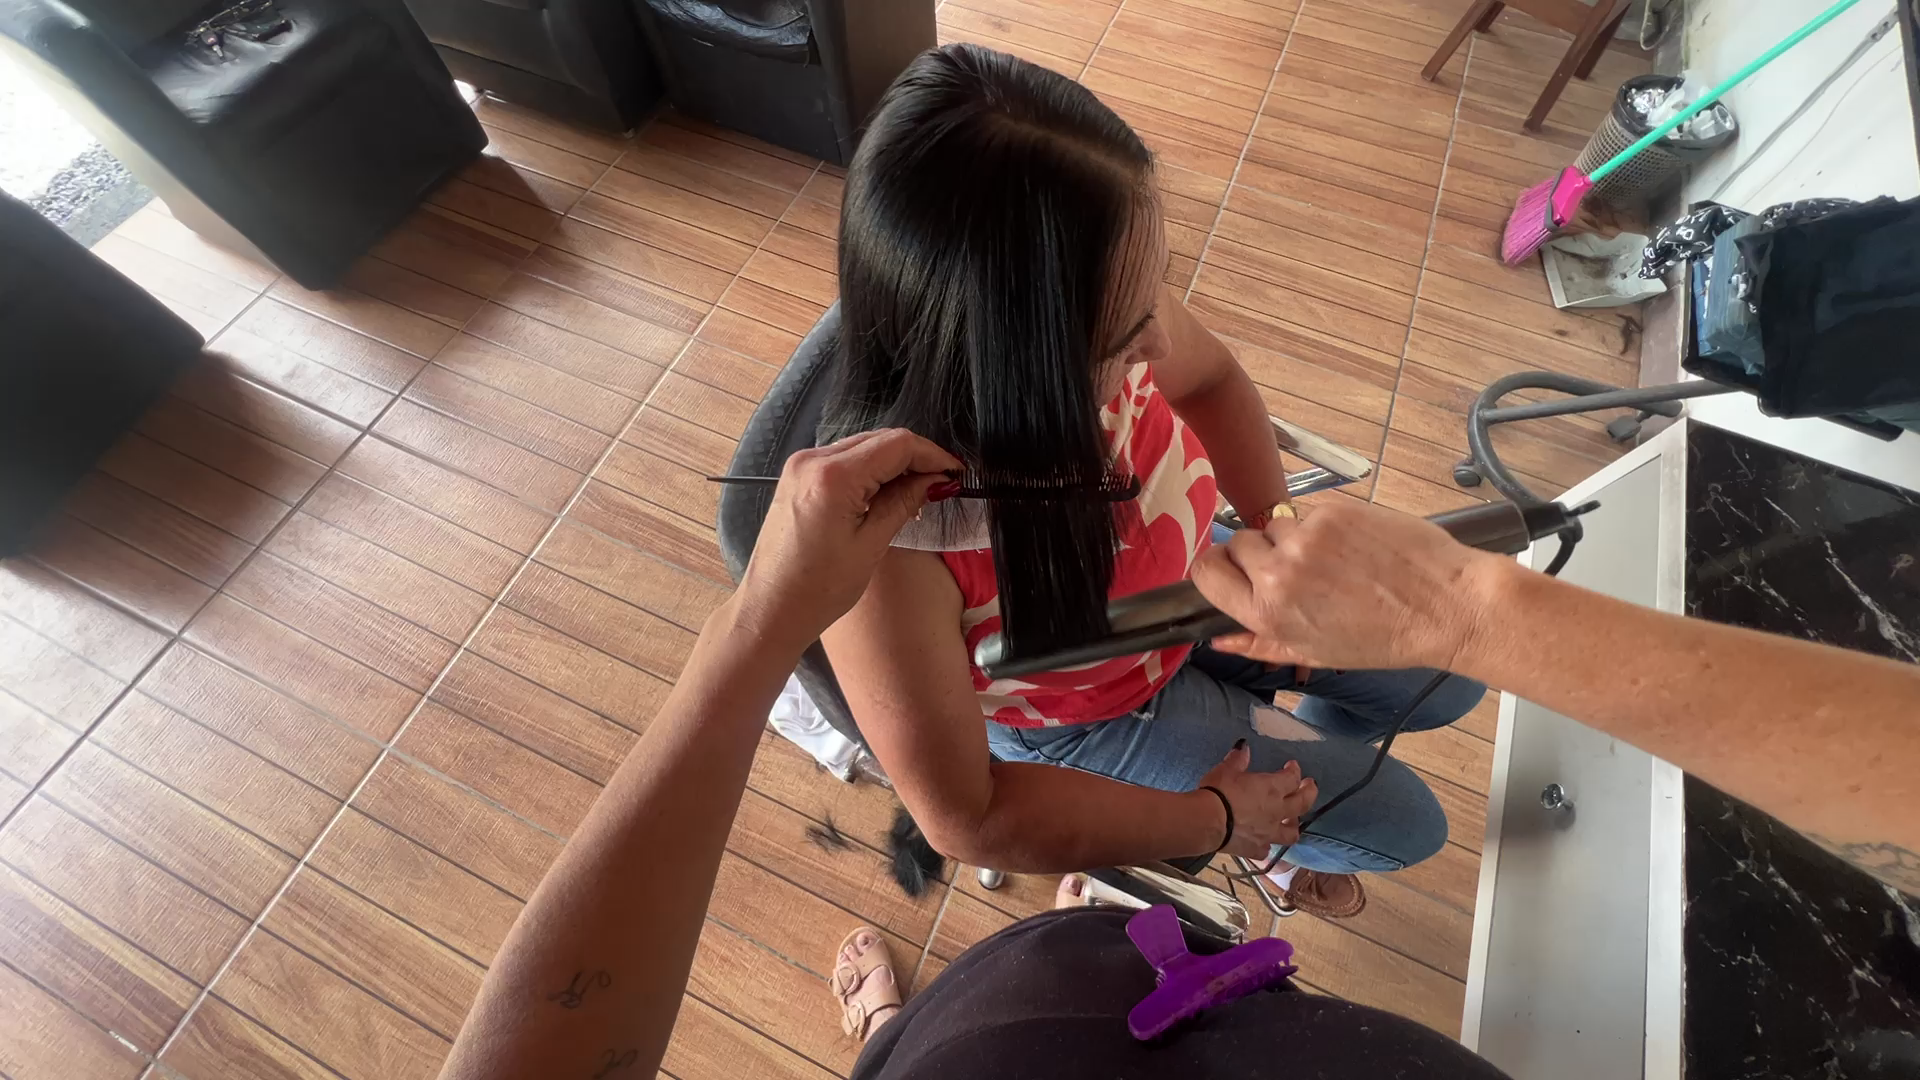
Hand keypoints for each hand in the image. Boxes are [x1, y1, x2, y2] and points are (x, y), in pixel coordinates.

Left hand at [733, 429, 962, 649]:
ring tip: (918, 491)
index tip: (955, 472)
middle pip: (880, 439)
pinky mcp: (798, 476)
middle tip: (942, 483)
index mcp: (833, 477)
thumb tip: (936, 481)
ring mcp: (801, 465)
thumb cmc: (818, 588)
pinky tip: (887, 492)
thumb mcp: (871, 545)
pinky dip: (871, 469)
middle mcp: (813, 460)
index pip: (897, 445)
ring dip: (894, 462)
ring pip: (863, 446)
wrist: (771, 608)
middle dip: (915, 457)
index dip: (932, 455)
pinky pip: (844, 459)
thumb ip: (904, 503)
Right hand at [1192, 500, 1498, 671]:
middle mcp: (1278, 572)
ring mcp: (1305, 536)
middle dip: (1257, 555)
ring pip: (1273, 526)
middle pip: (1235, 544)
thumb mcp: (1314, 653)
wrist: (1449, 606)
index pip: (1205, 571)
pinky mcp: (1332, 510)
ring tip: (1330, 560)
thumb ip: (1258, 644)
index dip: (1214, 569)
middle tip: (1293, 570)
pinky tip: (1350, 546)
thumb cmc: (1385, 637)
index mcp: (1266, 612)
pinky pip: (1306, 512)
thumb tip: (1219, 639)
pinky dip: (1322, 526)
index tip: (1231, 571)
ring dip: (1291, 539)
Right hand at [1198, 744, 1316, 858]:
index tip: (1293, 765)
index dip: (1294, 770)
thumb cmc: (1219, 791)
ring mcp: (1269, 833)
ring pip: (1291, 833)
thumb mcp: (1226, 769)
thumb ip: (1238, 759)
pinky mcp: (1257, 849)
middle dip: (1309, 793)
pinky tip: (1262, 841)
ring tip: (1292, 820)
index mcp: (1272, 788)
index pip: (1291, 778)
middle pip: (1302, 803)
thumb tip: (1244, 746)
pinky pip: (1267, 849)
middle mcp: (1277, 811)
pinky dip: (1266, 844)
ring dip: (1294, 825)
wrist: (1209, 821)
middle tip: (1310, 785)